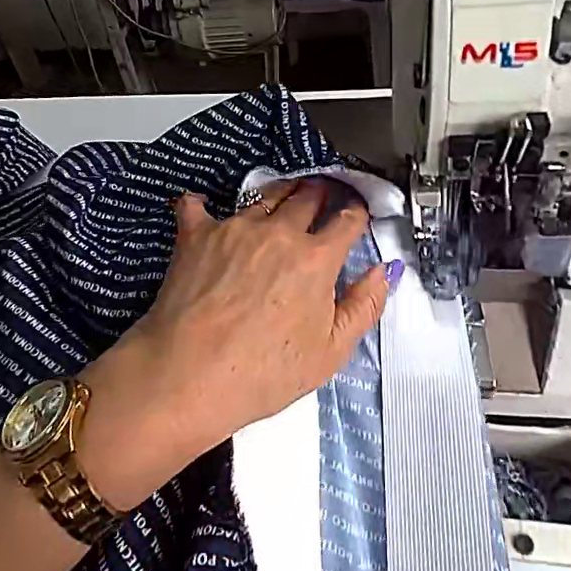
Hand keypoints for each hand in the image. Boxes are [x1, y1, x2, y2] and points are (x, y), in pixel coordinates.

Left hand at [76, 178, 393, 508]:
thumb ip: (364, 306)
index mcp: (316, 259)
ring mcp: (235, 229)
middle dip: (322, 193)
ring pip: (266, 195)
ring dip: (280, 193)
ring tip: (283, 196)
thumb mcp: (331, 352)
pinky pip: (198, 206)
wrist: (186, 377)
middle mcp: (279, 234)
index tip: (356, 215)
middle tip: (324, 194)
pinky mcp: (196, 235)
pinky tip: (203, 207)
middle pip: (309, 196)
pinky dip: (203, 205)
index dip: (356, 214)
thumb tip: (384, 273)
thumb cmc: (261, 372)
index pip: (347, 220)